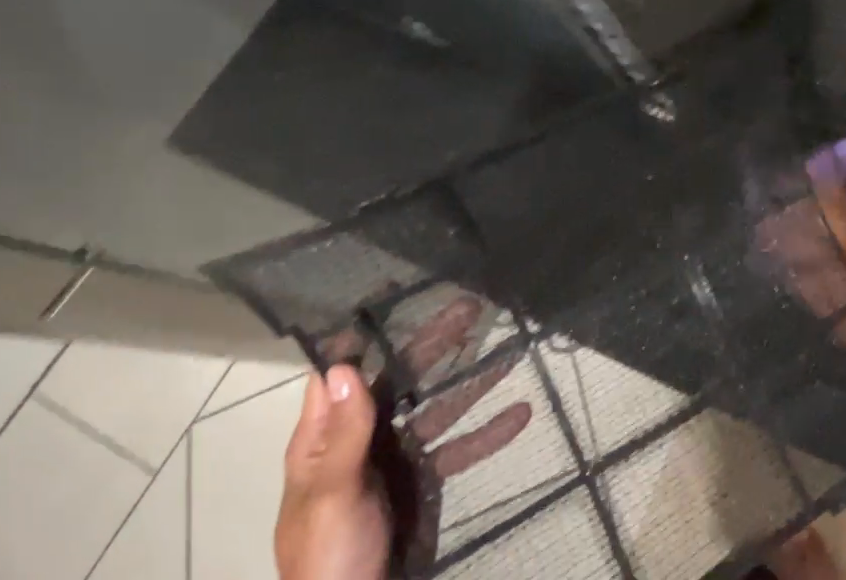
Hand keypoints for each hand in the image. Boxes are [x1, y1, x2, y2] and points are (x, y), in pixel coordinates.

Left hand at [279, 295, 532, 578]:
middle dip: (433, 344)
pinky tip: (520, 415)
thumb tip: (345, 366)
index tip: (395, 292)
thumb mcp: (333, 494)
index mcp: (325, 438)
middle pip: (400, 380)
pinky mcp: (425, 481)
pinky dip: (489, 432)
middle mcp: (362, 439)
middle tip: (471, 307)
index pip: (343, 371)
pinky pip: (460, 449)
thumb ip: (344, 435)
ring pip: (436, 409)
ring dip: (470, 382)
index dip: (365, 332)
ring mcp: (396, 460)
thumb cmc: (327, 556)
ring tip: (508, 350)